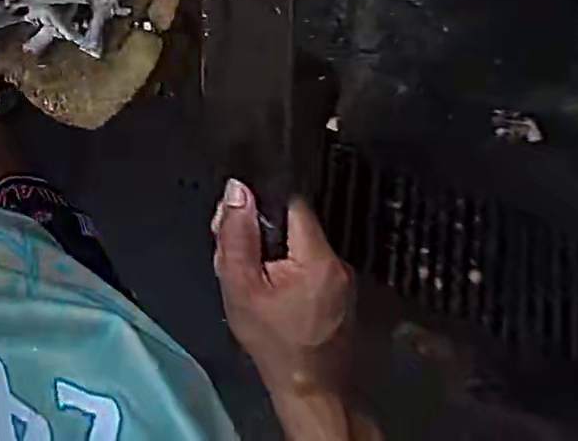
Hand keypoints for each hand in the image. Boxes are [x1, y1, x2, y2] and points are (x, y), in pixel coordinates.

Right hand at [213, 181, 354, 397]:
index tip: (235, 219)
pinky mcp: (339, 293)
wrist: (306, 387)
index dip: (257, 202)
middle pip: (290, 222)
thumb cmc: (271, 337)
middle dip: (257, 228)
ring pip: (295, 241)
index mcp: (318, 259)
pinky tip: (265, 286)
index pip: (290, 202)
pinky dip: (281, 264)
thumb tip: (237, 190)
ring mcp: (342, 281)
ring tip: (248, 274)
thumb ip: (237, 232)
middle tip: (234, 253)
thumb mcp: (239, 280)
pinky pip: (304, 260)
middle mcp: (338, 265)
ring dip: (266, 247)